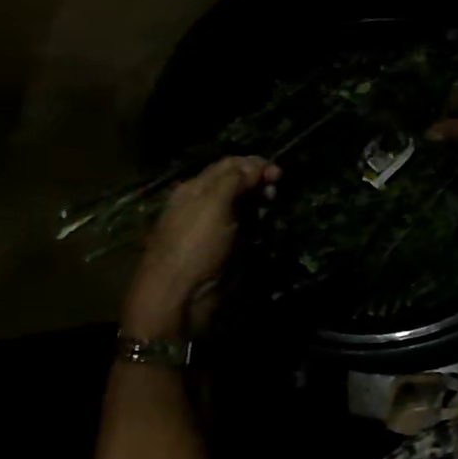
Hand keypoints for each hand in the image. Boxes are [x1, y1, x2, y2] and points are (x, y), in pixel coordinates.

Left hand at [124, 155, 278, 334]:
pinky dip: (254, 227)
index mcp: (195, 189)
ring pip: (242, 209)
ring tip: (269, 208)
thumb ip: (235, 180)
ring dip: (258, 205)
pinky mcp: (224, 251)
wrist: (181, 294)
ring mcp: (214, 230)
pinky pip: (243, 232)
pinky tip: (260, 231)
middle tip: (274, 191)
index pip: (227, 167)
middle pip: (236, 186)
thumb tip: (255, 165)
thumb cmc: (195, 244)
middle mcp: (204, 205)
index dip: (252, 164)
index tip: (276, 171)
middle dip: (257, 184)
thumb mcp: (213, 203)